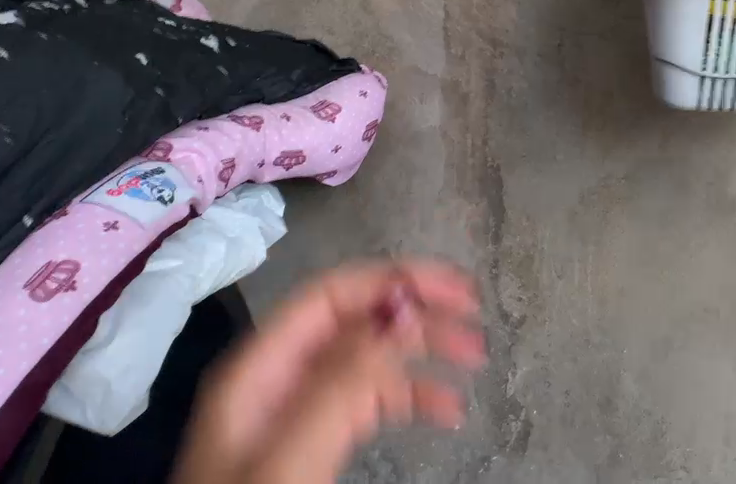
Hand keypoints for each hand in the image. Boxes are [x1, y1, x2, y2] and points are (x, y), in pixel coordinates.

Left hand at [172, 259, 485, 483]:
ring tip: (475, 361)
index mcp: (260, 367)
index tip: (453, 290)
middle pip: (360, 320)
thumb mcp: (291, 456)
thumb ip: (343, 381)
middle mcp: (281, 376)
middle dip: (422, 315)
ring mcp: (300, 408)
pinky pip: (375, 397)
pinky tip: (448, 409)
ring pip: (375, 356)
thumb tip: (404, 308)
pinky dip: (415, 395)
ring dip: (429, 352)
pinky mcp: (318, 437)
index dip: (395, 280)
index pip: (334, 294)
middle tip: (474, 320)